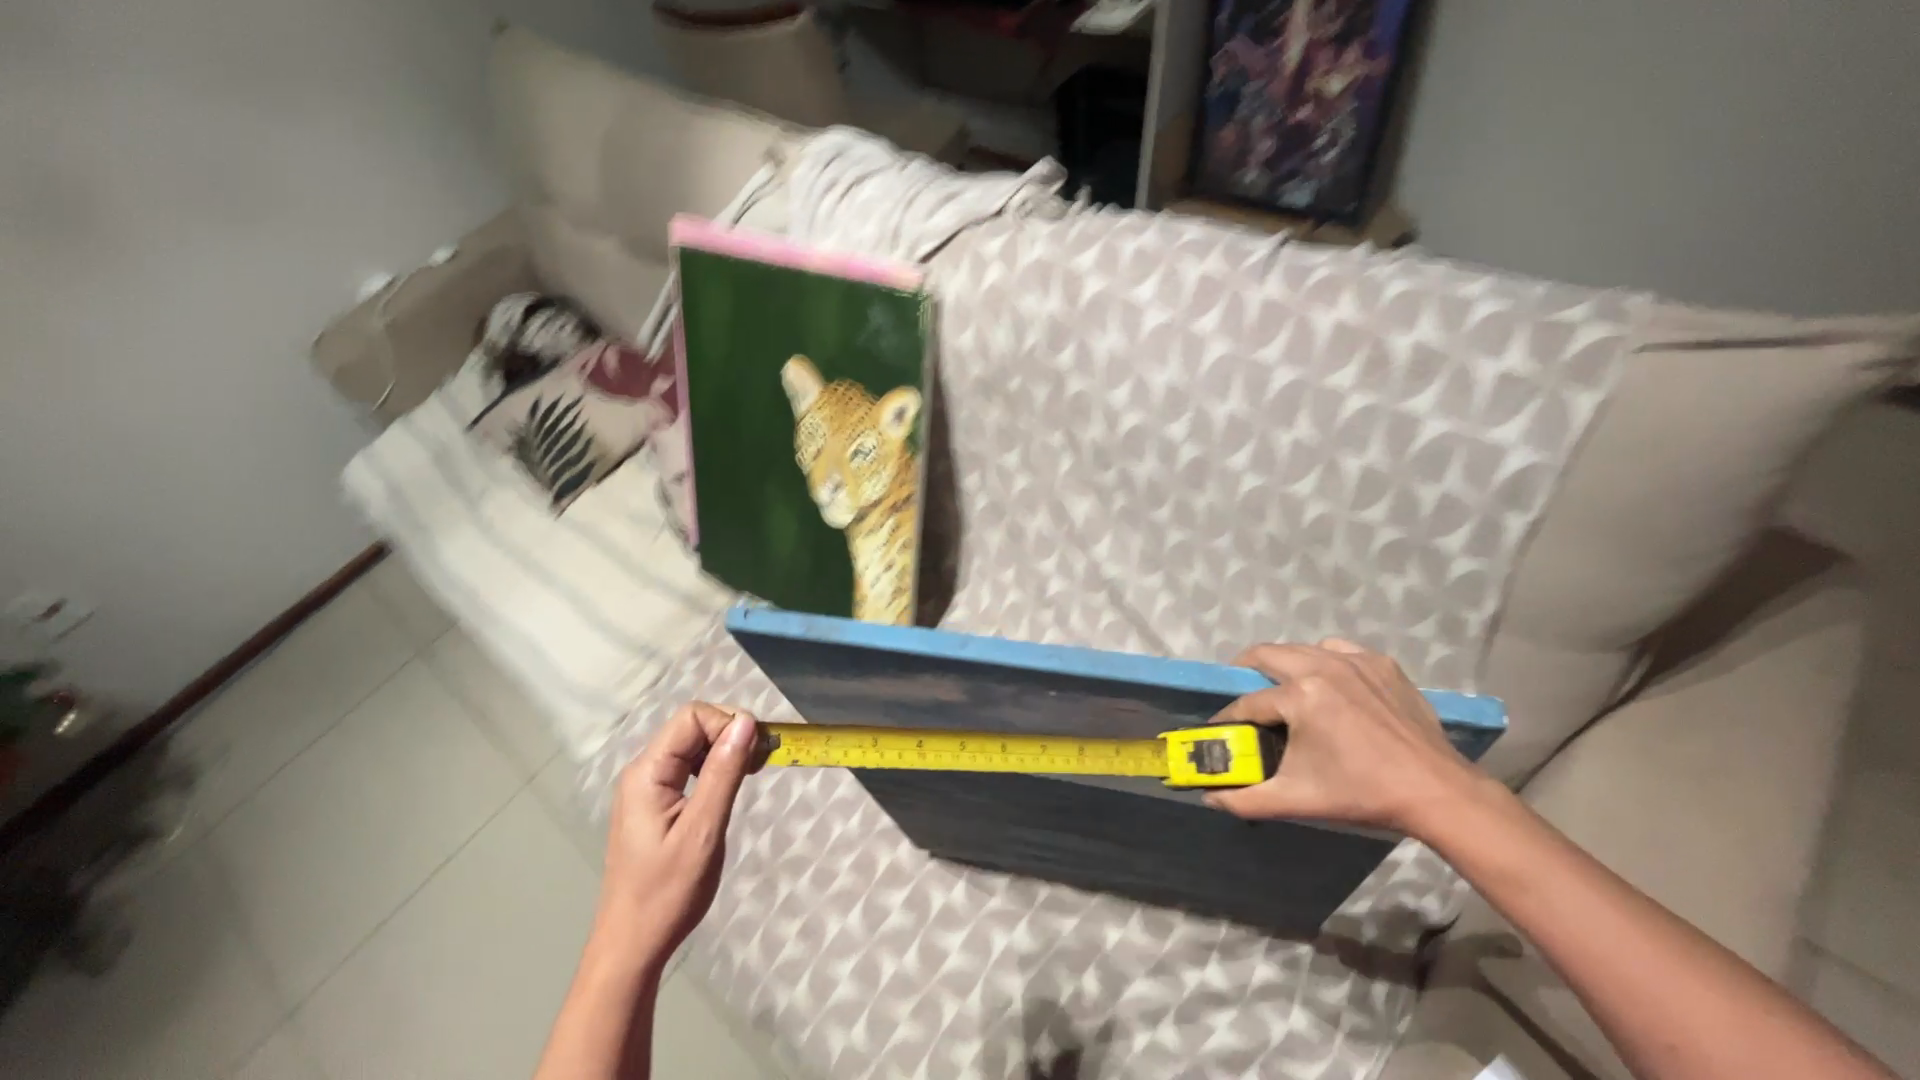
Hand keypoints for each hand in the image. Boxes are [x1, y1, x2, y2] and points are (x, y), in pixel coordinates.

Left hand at [596, 702, 761, 963]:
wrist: (633, 943)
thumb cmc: (667, 891)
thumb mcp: (703, 830)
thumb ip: (723, 772)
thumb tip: (746, 723)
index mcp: (647, 772)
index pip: (692, 717)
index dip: (728, 724)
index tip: (758, 751)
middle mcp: (643, 772)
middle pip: (692, 727)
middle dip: (730, 735)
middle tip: (761, 763)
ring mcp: (647, 789)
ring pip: (692, 747)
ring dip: (725, 752)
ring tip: (751, 774)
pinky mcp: (656, 805)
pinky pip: (688, 769)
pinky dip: (714, 770)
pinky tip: (730, 789)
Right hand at [1204, 639, 1489, 836]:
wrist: (1436, 791)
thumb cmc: (1361, 793)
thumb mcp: (1296, 799)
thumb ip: (1244, 800)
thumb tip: (1209, 798)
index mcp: (1300, 696)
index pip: (1248, 703)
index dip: (1228, 718)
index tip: (1220, 730)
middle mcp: (1323, 667)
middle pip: (1267, 655)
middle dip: (1245, 671)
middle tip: (1241, 693)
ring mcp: (1356, 661)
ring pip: (1302, 649)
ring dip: (1284, 664)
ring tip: (1282, 688)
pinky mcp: (1382, 665)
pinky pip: (1340, 650)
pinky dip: (1324, 660)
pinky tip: (1328, 683)